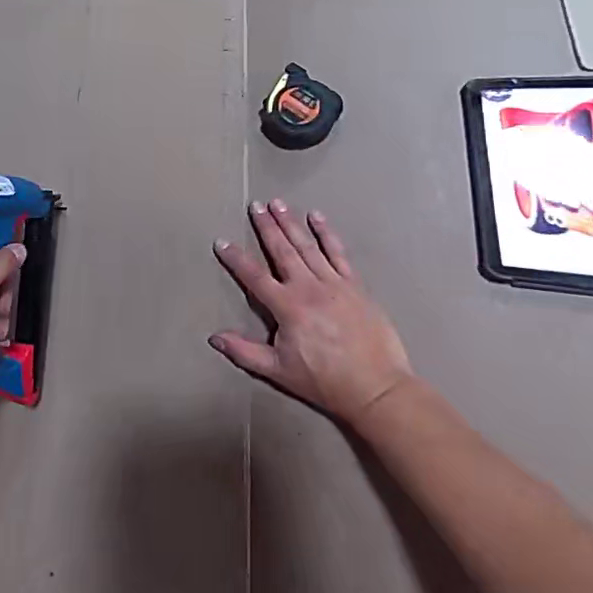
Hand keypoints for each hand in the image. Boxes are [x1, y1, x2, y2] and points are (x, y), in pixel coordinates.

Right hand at [210, 200, 413, 425]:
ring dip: (291, 222)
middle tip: (255, 205)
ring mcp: (334, 284)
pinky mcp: (355, 286)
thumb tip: (214, 338)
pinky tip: (317, 217)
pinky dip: (326, 233)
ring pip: (307, 246)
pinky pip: (338, 253)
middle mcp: (308, 288)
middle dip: (266, 226)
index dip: (236, 258)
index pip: (254, 276)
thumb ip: (245, 352)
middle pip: (282, 250)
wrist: (378, 390)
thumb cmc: (325, 381)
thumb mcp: (278, 371)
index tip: (221, 242)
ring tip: (278, 203)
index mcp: (287, 307)